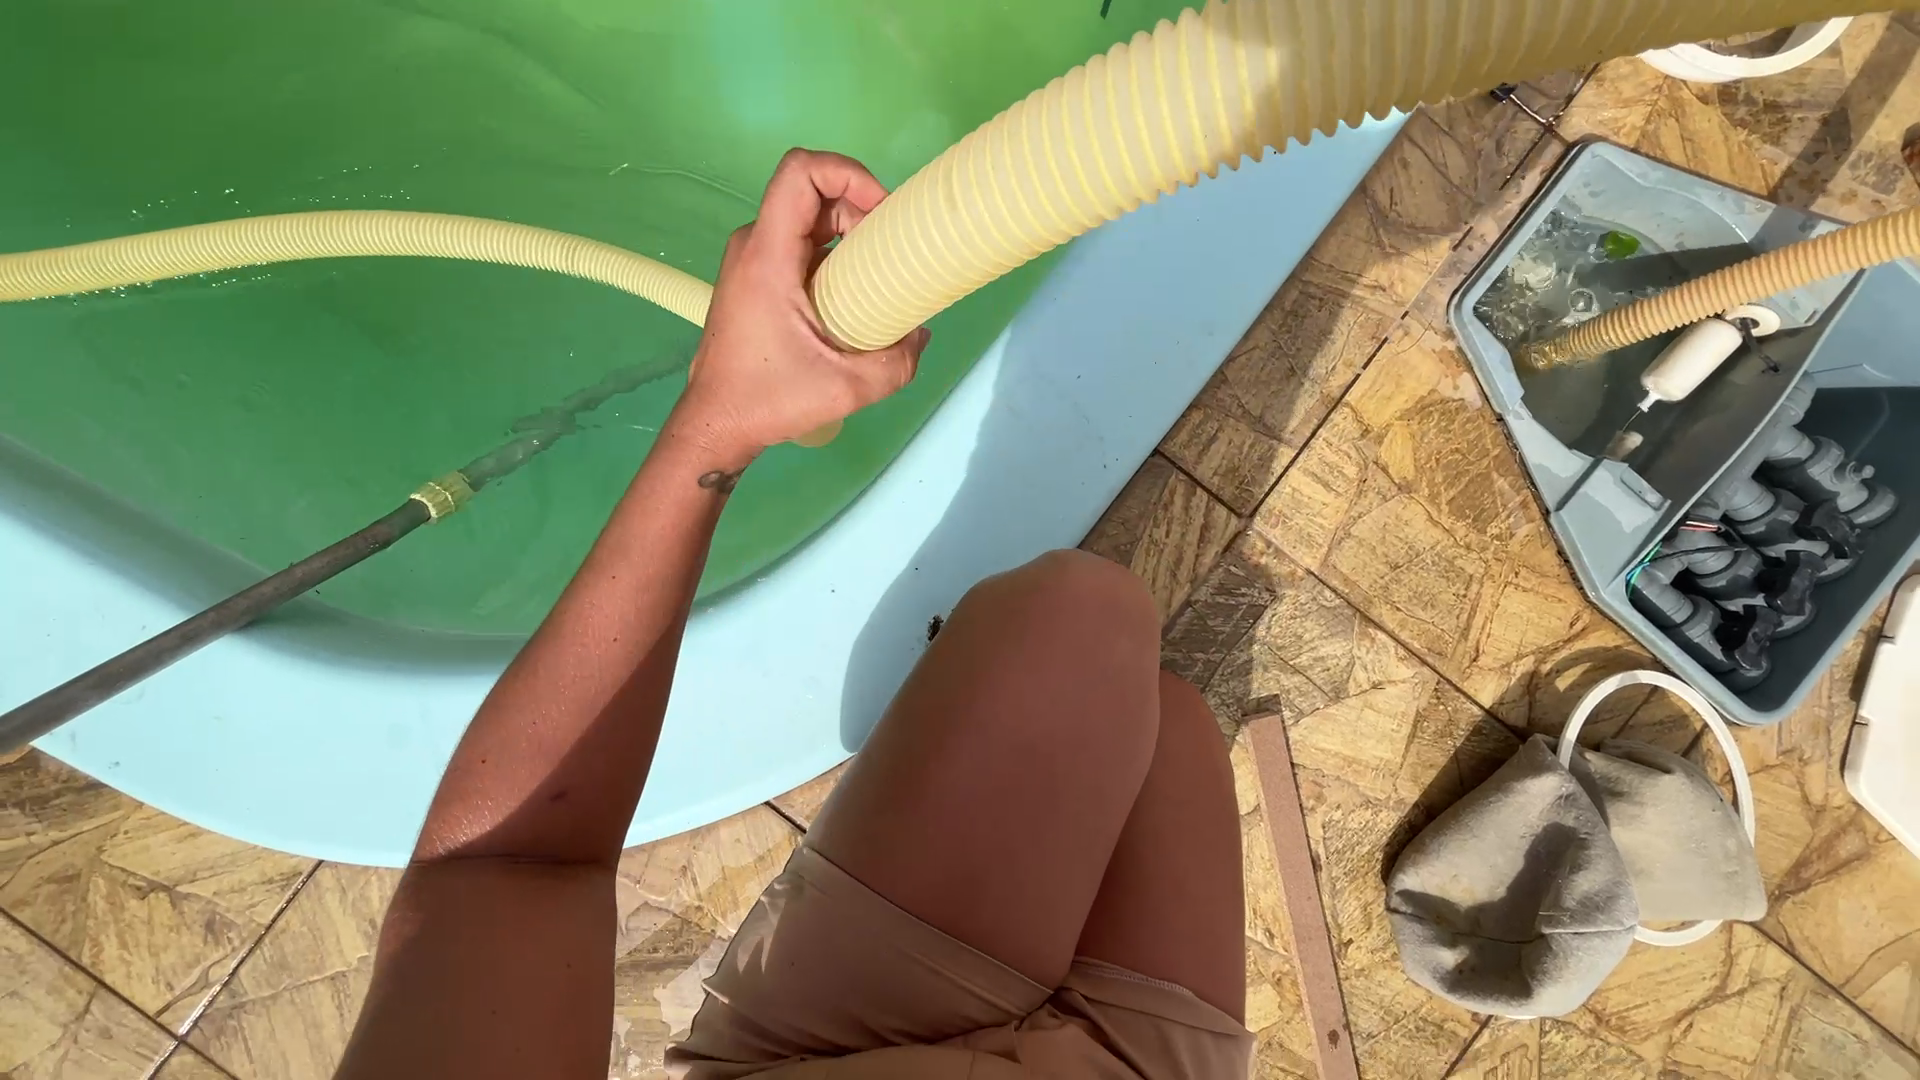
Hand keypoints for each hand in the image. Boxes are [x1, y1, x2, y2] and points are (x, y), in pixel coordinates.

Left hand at [669, 148, 929, 459]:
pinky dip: (830, 257)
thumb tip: (920, 333)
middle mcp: (754, 247)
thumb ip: (897, 363)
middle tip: (891, 250)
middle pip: (810, 195)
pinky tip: (851, 296)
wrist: (717, 423)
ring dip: (846, 236)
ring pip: (805, 221)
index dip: (848, 173)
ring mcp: (750, 262)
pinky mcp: (753, 281)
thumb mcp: (847, 389)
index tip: (881, 213)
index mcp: (768, 256)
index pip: (801, 172)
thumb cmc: (770, 401)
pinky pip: (797, 248)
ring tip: (877, 275)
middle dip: (858, 210)